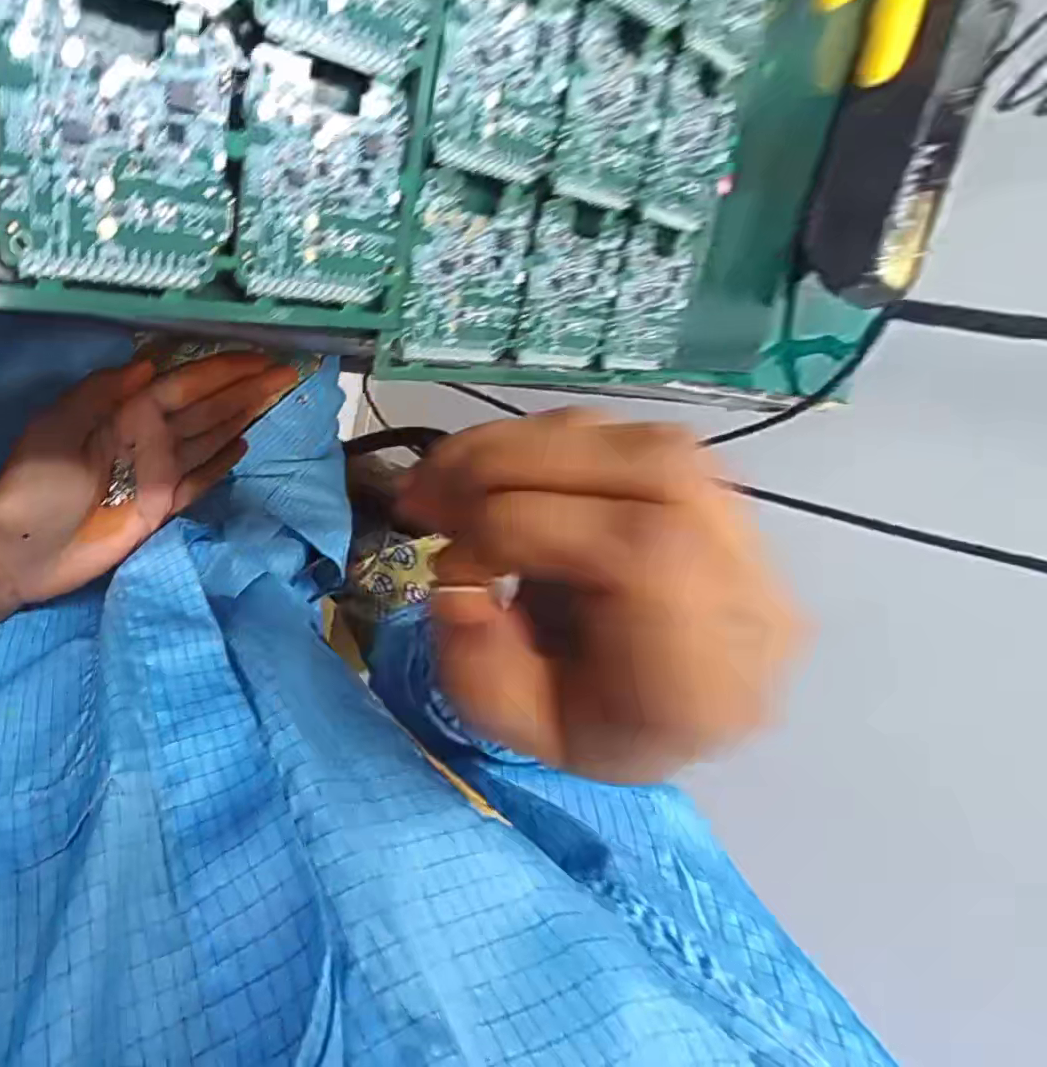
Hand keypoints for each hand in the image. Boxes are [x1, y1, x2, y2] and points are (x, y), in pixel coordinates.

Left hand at [0, 352, 299, 679]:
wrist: (19, 552)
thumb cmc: (32, 488)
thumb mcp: (55, 429)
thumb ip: (100, 395)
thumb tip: (148, 364)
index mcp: (122, 414)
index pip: (183, 384)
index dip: (222, 369)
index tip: (261, 355)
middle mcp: (146, 439)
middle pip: (205, 408)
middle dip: (245, 389)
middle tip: (289, 371)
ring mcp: (156, 476)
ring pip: (208, 438)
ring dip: (241, 417)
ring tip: (277, 396)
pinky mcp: (160, 510)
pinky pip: (198, 481)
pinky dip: (219, 464)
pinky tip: (243, 444)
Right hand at [394, 408, 802, 782]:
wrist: (642, 718)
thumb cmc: (571, 728)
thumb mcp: (501, 723)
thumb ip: (473, 660)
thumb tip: (456, 574)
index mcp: (703, 677)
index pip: (641, 549)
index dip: (518, 529)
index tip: (448, 565)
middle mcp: (745, 592)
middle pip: (653, 469)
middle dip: (506, 466)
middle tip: (419, 493)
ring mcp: (740, 536)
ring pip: (639, 441)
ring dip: (512, 446)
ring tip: (436, 477)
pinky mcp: (705, 499)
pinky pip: (623, 438)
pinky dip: (532, 443)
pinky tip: (477, 471)